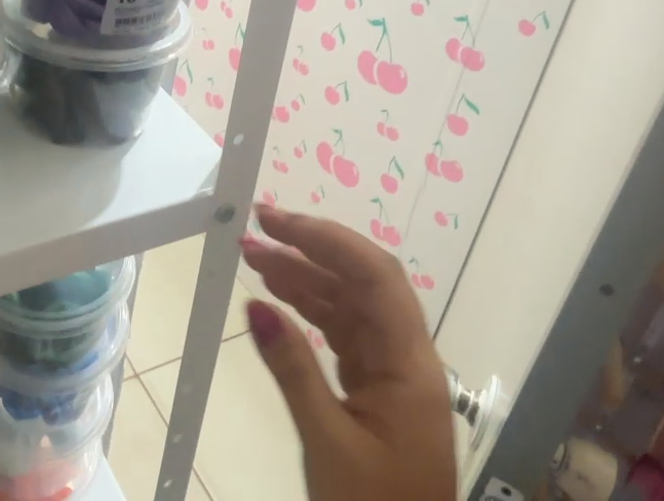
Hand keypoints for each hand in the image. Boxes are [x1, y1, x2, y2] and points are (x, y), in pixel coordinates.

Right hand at [242, 205, 455, 500]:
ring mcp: (392, 371)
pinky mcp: (376, 387)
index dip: (326, 239)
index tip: (275, 223)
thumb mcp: (327, 442)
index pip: (374, 277)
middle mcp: (407, 357)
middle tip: (257, 227)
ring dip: (303, 277)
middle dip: (311, 247)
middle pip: (363, 282)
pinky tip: (277, 298)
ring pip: (349, 304)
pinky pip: (342, 332)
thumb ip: (292, 368)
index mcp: (410, 365)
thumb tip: (254, 306)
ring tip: (253, 257)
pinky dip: (308, 310)